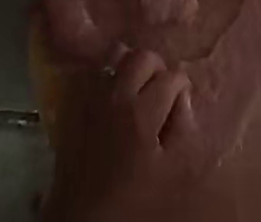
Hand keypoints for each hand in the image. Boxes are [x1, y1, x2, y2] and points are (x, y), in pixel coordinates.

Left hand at [47, 50, 207, 221]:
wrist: (87, 215)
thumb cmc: (135, 198)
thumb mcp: (172, 172)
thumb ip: (183, 130)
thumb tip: (182, 98)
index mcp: (142, 113)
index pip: (171, 76)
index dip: (182, 85)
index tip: (183, 98)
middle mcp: (116, 94)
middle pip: (142, 56)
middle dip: (158, 68)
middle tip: (162, 90)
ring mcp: (93, 94)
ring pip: (116, 55)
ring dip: (132, 65)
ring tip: (140, 86)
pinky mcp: (77, 100)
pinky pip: (96, 70)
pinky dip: (110, 72)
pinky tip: (117, 93)